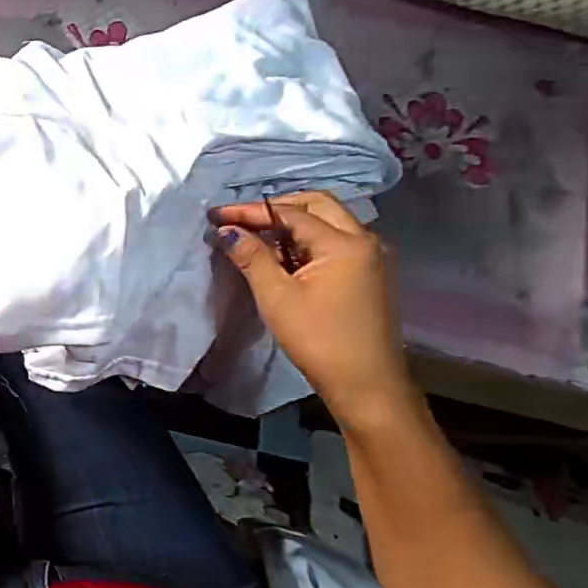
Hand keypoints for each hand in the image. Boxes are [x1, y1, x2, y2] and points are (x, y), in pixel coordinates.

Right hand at [211, 191, 420, 428]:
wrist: (365, 381)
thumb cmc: (317, 338)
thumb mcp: (276, 297)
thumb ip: (252, 257)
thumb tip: (227, 230)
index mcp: (345, 244)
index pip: (292, 213)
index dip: (251, 211)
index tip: (216, 214)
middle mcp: (365, 241)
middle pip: (318, 205)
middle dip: (276, 207)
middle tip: (239, 220)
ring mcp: (371, 257)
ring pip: (328, 222)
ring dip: (291, 223)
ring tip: (254, 237)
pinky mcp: (368, 272)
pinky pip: (334, 241)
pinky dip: (305, 239)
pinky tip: (281, 255)